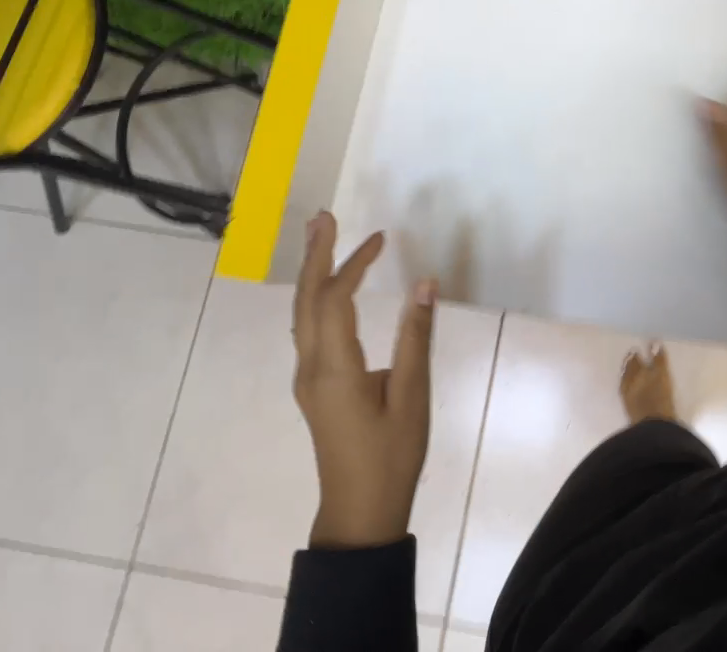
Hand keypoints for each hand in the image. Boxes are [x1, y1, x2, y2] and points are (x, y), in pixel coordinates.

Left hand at [293, 212, 435, 548]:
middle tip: (323, 216)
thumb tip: (425, 283)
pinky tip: (328, 289)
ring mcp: (308, 378)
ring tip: (320, 238)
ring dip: (310, 273)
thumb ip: (416, 337)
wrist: (359, 511)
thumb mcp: (412, 396)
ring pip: (301, 314)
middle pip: (305, 300)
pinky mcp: (314, 386)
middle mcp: (311, 367)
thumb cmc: (391, 455)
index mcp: (334, 368)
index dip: (354, 264)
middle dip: (314, 254)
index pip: (336, 300)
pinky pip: (308, 329)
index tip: (381, 238)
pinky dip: (316, 297)